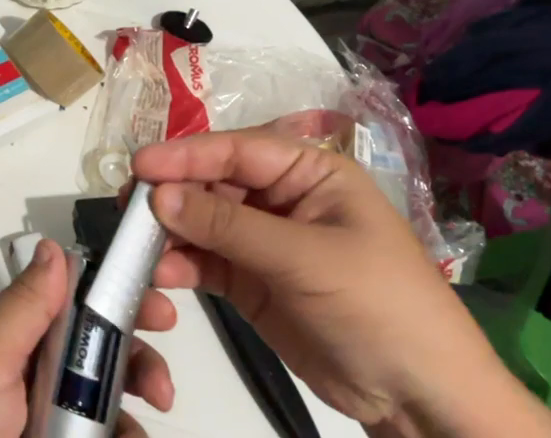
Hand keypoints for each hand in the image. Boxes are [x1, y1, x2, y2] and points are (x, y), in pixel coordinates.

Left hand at [0, 239, 176, 437]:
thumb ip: (21, 308)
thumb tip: (55, 247)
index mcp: (10, 334)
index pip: (72, 303)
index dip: (116, 301)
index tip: (160, 309)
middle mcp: (29, 370)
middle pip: (97, 354)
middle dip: (137, 361)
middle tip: (163, 387)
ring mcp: (39, 414)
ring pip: (102, 401)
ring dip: (133, 409)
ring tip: (145, 424)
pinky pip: (94, 434)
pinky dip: (119, 435)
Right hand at [131, 128, 550, 436]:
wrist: (422, 399)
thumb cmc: (380, 306)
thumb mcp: (305, 259)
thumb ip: (228, 226)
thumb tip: (158, 196)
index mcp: (310, 173)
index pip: (237, 150)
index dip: (186, 155)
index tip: (139, 166)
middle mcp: (282, 198)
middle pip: (212, 184)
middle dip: (171, 195)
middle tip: (128, 208)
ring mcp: (264, 241)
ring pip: (201, 222)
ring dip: (170, 234)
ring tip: (139, 248)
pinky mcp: (251, 281)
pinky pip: (205, 262)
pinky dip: (182, 266)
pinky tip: (164, 277)